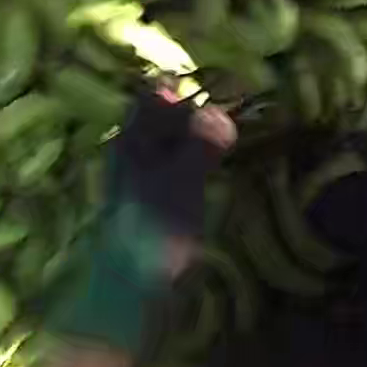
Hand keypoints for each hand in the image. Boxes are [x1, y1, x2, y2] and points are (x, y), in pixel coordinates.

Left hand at [42, 92, 232, 355]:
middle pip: (165, 118)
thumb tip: (220, 111)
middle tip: (238, 98)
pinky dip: (199, 158)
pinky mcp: (156, 201)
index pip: (157, 96)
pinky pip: (180, 166)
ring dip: (199, 133)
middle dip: (196, 107)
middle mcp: (133, 154)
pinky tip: (218, 164)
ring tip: (234, 125)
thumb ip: (200, 146)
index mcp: (133, 142)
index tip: (223, 78)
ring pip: (173, 142)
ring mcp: (143, 178)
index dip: (186, 84)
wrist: (128, 288)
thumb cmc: (152, 229)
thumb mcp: (181, 182)